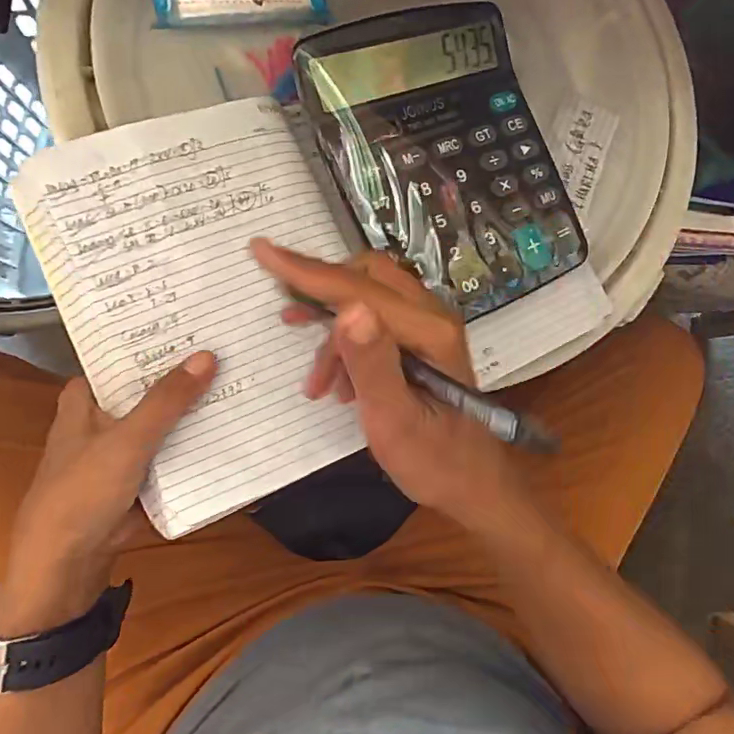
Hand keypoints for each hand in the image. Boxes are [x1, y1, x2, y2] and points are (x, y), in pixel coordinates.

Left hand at [0, 352, 215, 634]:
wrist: (64, 568)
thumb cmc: (80, 494)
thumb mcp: (126, 441)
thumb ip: (167, 400)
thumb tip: (207, 355)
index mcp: (86, 400)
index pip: (124, 357)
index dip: (156, 341)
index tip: (198, 325)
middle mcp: (103, 419)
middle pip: (150, 390)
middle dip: (186, 377)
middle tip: (233, 351)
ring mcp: (122, 451)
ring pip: (164, 423)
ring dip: (194, 412)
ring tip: (241, 383)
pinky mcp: (139, 479)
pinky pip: (172, 455)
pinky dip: (195, 447)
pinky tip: (231, 433)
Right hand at [250, 239, 523, 525]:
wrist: (472, 482)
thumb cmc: (434, 459)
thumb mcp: (395, 420)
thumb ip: (372, 365)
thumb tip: (348, 311)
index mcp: (428, 331)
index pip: (358, 289)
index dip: (307, 272)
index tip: (261, 250)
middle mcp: (432, 315)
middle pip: (366, 277)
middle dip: (321, 295)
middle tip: (288, 320)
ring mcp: (429, 326)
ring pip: (368, 299)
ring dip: (333, 334)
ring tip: (317, 383)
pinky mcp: (422, 340)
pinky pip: (376, 321)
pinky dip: (348, 345)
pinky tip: (338, 383)